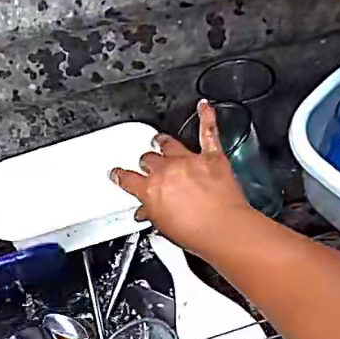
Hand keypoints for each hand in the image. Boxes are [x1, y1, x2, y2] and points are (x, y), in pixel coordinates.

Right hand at [111, 101, 259, 253]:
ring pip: (169, 144)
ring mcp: (188, 161)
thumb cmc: (194, 232)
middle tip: (146, 165)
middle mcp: (166, 170)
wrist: (223, 229)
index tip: (117, 173)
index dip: (120, 175)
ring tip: (159, 141)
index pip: (127, 179)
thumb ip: (151, 213)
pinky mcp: (211, 156)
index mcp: (149, 189)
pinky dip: (206, 117)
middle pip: (148, 159)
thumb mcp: (163, 226)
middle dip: (146, 162)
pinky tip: (203, 106)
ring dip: (163, 143)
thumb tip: (147, 212)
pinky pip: (207, 132)